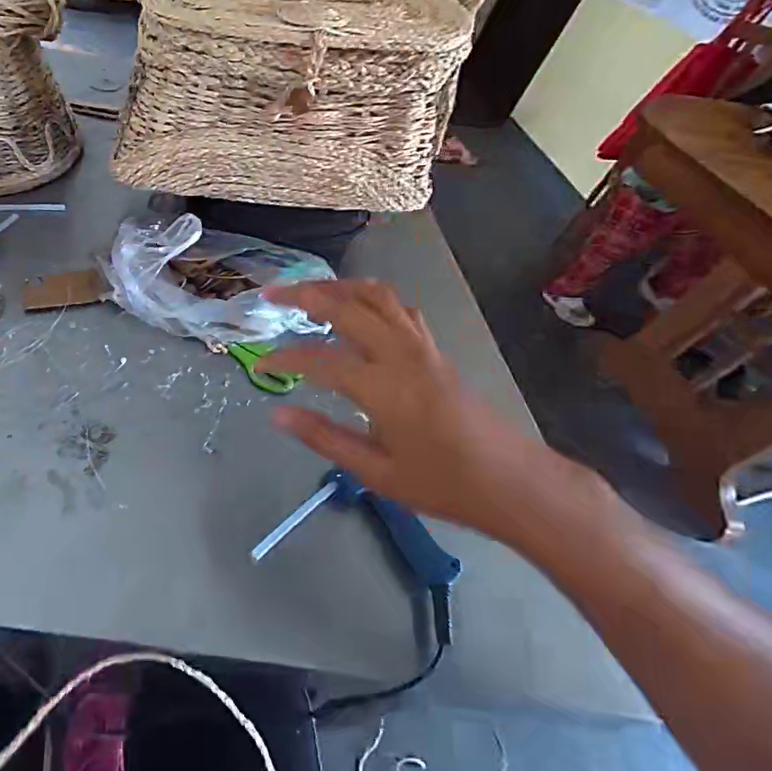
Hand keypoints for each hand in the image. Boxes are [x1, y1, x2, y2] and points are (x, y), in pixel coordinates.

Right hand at [256, 280, 609, 549]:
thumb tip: (278, 413)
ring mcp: (422, 347)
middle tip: (271, 295)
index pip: (319, 360)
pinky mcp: (435, 350)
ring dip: (339, 286)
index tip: (259, 364)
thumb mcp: (376, 472)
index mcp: (383, 388)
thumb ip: (324, 437)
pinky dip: (371, 297)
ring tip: (309, 290)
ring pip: (377, 295)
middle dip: (303, 294)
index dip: (284, 359)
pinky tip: (358, 309)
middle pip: (346, 306)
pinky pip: (399, 308)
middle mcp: (401, 355)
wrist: (512, 482)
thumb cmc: (443, 484)